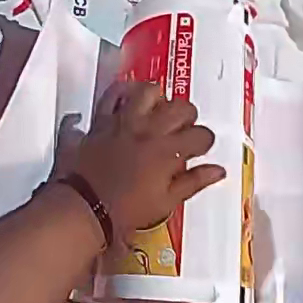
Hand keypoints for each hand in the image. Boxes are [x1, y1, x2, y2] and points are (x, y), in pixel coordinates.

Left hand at [67, 80, 226, 242]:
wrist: (85, 206)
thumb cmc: (126, 210)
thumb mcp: (166, 202)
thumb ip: (193, 182)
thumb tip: (217, 171)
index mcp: (168, 151)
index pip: (200, 136)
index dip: (205, 142)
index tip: (200, 148)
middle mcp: (148, 130)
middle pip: (180, 108)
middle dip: (188, 116)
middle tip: (184, 128)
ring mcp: (124, 122)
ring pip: (148, 92)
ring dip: (158, 97)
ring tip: (159, 108)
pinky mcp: (102, 121)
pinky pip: (111, 95)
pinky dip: (121, 92)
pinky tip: (128, 98)